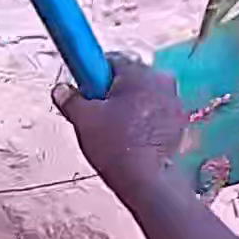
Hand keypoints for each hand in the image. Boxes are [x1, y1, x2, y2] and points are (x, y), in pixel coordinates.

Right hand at [52, 54, 185, 194]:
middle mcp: (160, 80)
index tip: (84, 92)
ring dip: (128, 109)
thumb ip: (71, 100)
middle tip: (96, 118)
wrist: (143, 177)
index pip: (109, 61)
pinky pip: (155, 114)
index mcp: (136, 73)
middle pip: (128, 80)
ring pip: (143, 97)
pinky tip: (130, 141)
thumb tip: (60, 90)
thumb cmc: (115, 146)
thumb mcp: (83, 121)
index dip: (92, 77)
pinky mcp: (178, 121)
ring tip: (113, 134)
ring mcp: (173, 100)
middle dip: (112, 95)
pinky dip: (143, 123)